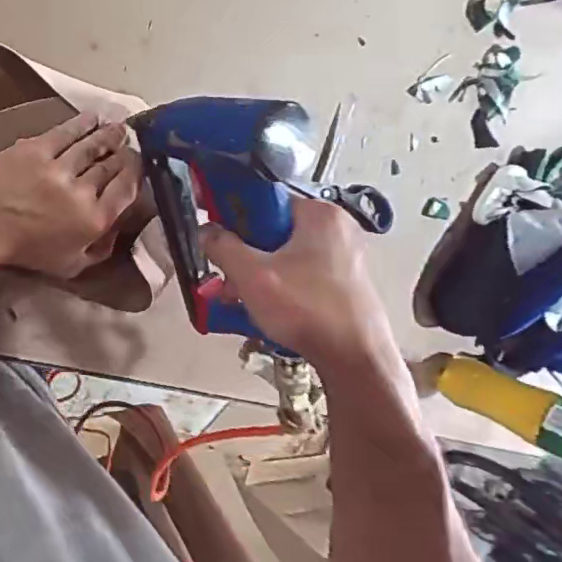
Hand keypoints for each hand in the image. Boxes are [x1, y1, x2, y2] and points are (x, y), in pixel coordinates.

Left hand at [0, 112, 142, 277]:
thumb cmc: (26, 250)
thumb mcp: (71, 265)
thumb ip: (101, 249)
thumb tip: (119, 228)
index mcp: (94, 220)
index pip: (126, 188)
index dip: (136, 172)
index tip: (137, 164)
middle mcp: (82, 192)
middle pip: (112, 164)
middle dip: (123, 153)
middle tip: (128, 146)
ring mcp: (58, 167)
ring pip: (93, 145)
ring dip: (109, 135)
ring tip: (117, 129)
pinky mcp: (36, 149)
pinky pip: (66, 132)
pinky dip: (83, 123)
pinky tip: (93, 118)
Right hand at [202, 200, 409, 396]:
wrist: (356, 361)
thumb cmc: (308, 311)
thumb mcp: (252, 275)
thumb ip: (222, 246)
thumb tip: (205, 231)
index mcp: (319, 214)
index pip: (264, 199)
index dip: (233, 215)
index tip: (213, 233)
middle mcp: (336, 228)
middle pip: (272, 229)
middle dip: (242, 254)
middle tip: (224, 276)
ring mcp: (344, 256)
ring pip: (284, 254)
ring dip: (255, 273)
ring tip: (235, 297)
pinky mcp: (345, 282)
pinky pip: (299, 273)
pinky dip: (277, 285)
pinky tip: (259, 307)